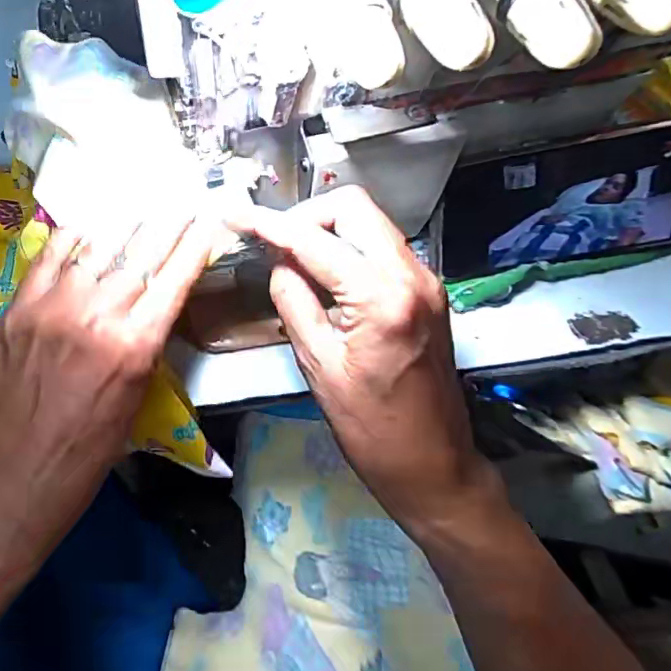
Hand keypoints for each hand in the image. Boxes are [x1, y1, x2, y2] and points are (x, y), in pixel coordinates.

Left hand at [0, 212, 217, 573]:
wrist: (10, 479)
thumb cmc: (84, 458)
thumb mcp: (134, 402)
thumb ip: (145, 346)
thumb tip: (155, 303)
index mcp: (133, 346)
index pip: (174, 277)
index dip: (194, 244)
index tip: (208, 220)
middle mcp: (94, 314)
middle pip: (139, 252)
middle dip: (165, 224)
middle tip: (180, 204)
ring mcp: (50, 307)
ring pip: (94, 247)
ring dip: (123, 225)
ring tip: (140, 208)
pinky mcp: (17, 308)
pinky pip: (48, 258)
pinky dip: (71, 238)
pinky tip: (86, 226)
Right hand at [229, 188, 498, 531]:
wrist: (434, 464)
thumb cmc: (371, 427)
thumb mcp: (317, 364)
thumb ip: (293, 300)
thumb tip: (280, 262)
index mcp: (382, 298)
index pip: (314, 240)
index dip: (269, 224)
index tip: (237, 215)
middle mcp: (412, 276)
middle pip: (353, 206)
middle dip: (305, 215)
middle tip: (274, 242)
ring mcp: (425, 280)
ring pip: (369, 221)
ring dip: (326, 228)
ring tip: (292, 258)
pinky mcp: (426, 290)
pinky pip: (380, 245)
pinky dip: (346, 246)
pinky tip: (323, 274)